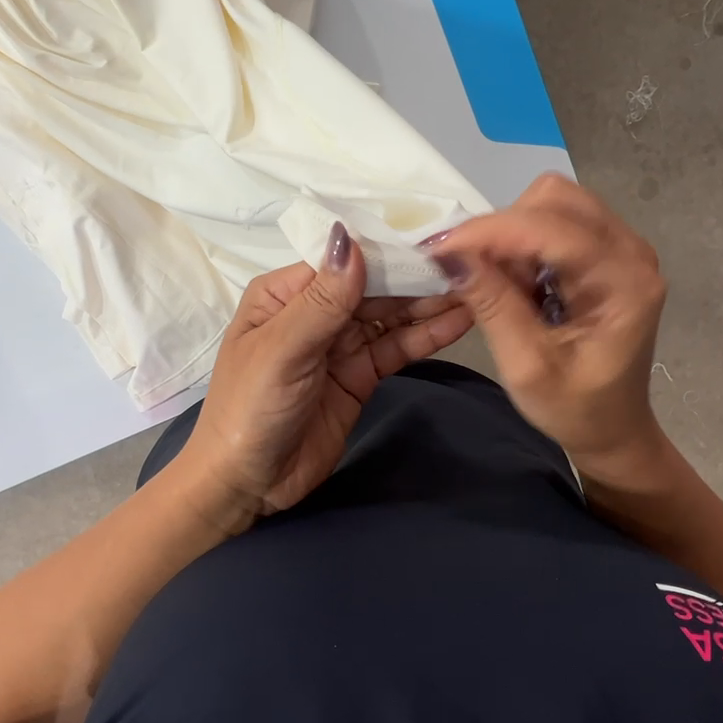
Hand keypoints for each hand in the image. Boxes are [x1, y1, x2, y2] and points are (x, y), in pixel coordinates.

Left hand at [180, 223, 474, 521]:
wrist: (247, 484)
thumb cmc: (250, 409)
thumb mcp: (282, 351)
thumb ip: (322, 301)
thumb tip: (351, 238)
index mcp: (283, 295)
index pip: (342, 262)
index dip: (386, 251)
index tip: (432, 240)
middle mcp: (313, 312)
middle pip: (371, 286)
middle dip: (414, 277)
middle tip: (468, 267)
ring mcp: (339, 346)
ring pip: (389, 315)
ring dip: (427, 304)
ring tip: (475, 289)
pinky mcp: (359, 377)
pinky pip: (395, 348)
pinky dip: (425, 336)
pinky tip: (459, 321)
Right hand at [426, 174, 667, 487]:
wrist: (613, 429)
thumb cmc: (575, 409)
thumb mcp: (526, 367)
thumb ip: (492, 305)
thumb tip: (449, 255)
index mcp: (624, 283)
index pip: (552, 229)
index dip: (491, 232)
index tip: (439, 250)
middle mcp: (631, 251)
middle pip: (554, 199)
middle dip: (502, 231)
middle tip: (474, 276)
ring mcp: (621, 247)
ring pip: (551, 204)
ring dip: (511, 238)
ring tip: (500, 287)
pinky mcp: (604, 251)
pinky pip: (554, 222)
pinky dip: (522, 245)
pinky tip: (518, 286)